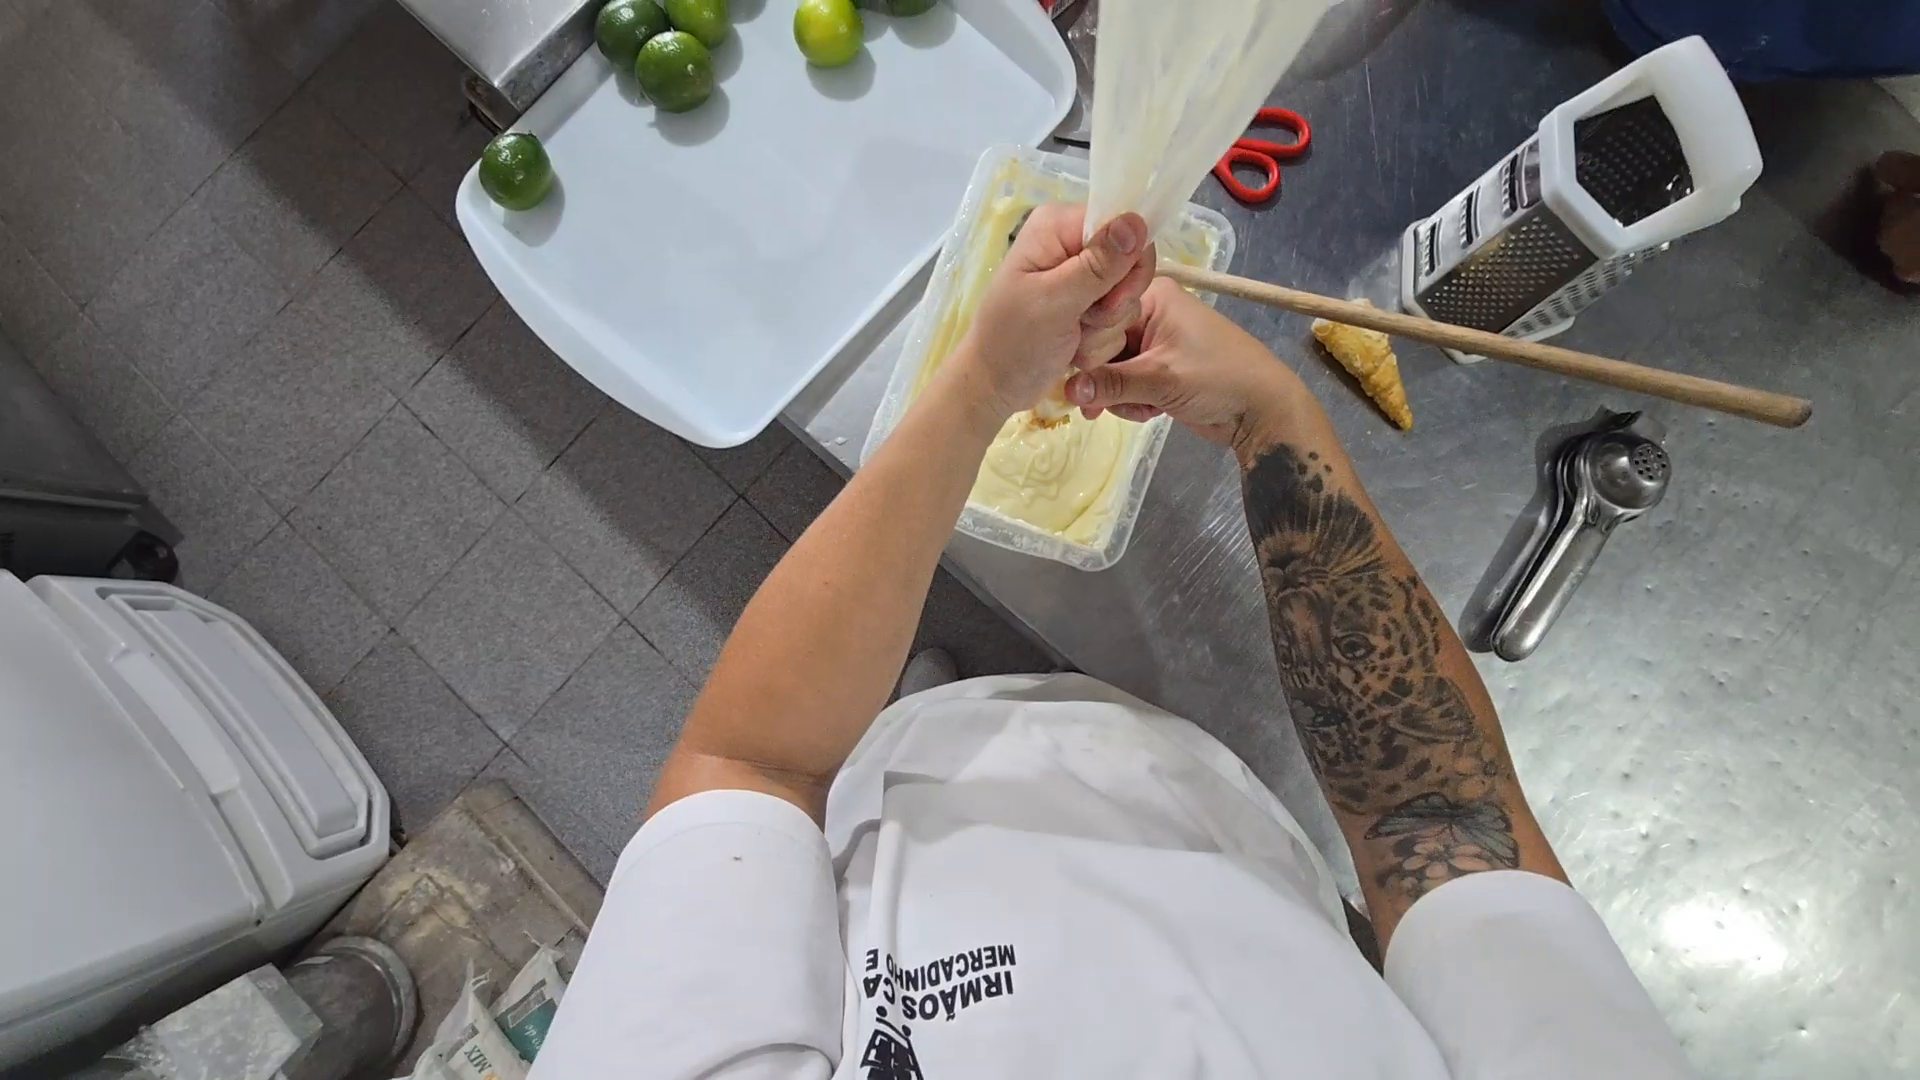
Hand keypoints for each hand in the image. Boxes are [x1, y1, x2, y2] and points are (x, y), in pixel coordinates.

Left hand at [948, 204, 1154, 421]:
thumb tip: (1137, 222)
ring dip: (1103, 330)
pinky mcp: (1088, 310)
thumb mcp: (1053, 303)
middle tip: (1084, 321)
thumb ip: (1097, 266)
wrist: (995, 388)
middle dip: (1114, 304)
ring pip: (1127, 299)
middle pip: (1132, 263)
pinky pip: (1118, 322)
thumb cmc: (1012, 343)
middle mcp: (1072, 247)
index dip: (1126, 263)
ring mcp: (1082, 281)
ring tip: (1070, 339)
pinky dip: (1099, 344)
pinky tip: (1072, 351)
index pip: (1123, 225)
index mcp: (1058, 228)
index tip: (1109, 297)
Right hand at [1064, 278, 1305, 454]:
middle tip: (1103, 405)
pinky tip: (1152, 412)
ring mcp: (1151, 345)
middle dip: (1105, 381)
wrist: (1261, 410)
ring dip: (1121, 397)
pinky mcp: (1155, 371)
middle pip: (1099, 349)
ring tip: (1145, 407)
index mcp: (1150, 297)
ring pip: (1109, 373)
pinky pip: (1124, 387)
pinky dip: (1132, 403)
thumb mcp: (1161, 379)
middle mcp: (1148, 316)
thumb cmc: (1218, 378)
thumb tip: (1067, 390)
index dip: (1087, 352)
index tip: (1083, 379)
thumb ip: (1111, 384)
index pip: (1097, 319)